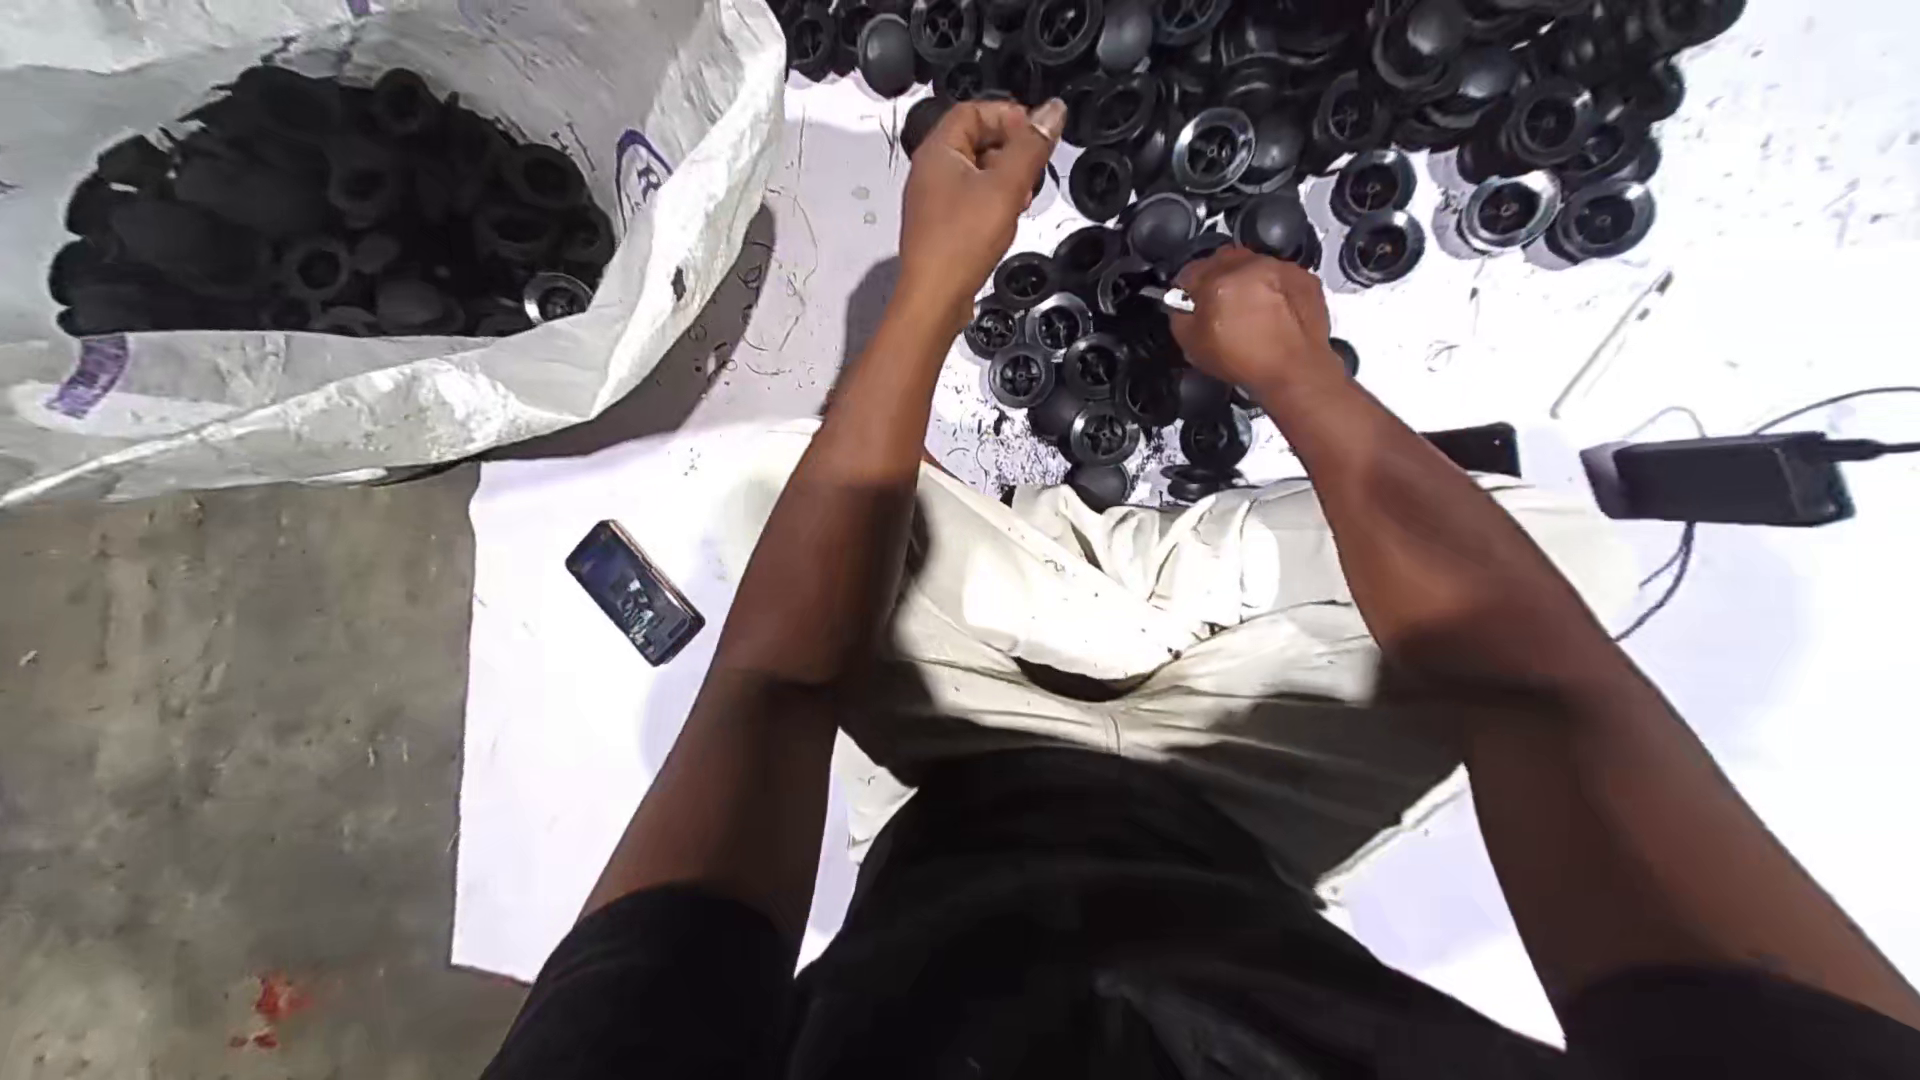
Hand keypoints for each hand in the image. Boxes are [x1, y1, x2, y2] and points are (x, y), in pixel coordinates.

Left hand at [898, 98, 1065, 326]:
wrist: (934, 299)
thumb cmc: (957, 247)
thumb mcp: (1006, 187)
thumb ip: (1031, 147)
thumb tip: (1052, 113)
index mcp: (937, 151)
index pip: (975, 109)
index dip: (1009, 115)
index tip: (1036, 132)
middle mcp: (929, 174)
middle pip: (975, 142)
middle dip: (1009, 152)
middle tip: (1030, 169)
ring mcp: (932, 204)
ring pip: (974, 176)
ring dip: (1003, 182)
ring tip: (1019, 200)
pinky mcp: (940, 231)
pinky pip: (969, 205)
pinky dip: (990, 207)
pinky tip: (1002, 224)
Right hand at [1170, 246, 1344, 394]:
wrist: (1293, 370)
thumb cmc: (1245, 361)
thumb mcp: (1192, 346)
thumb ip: (1180, 318)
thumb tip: (1181, 308)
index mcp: (1217, 281)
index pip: (1188, 270)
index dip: (1184, 289)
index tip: (1187, 300)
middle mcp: (1249, 267)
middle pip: (1222, 259)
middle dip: (1215, 277)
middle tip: (1216, 303)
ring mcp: (1279, 268)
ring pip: (1252, 264)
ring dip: (1244, 280)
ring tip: (1246, 310)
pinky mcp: (1303, 277)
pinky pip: (1279, 274)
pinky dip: (1271, 288)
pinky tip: (1270, 312)